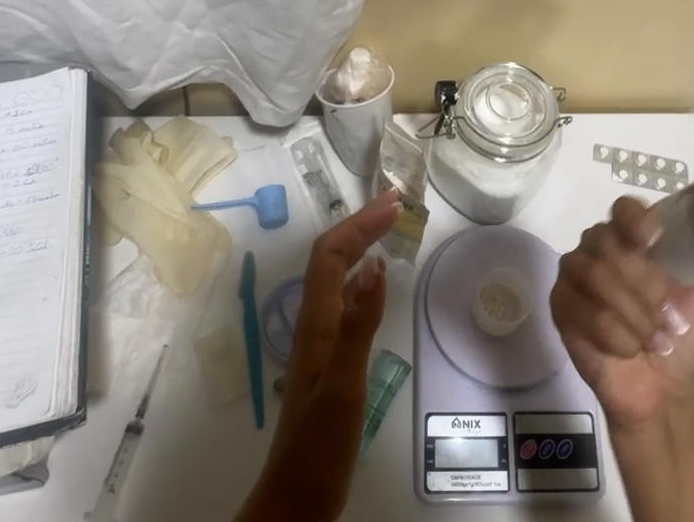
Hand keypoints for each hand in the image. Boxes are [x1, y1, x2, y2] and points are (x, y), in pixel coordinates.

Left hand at [236, 188, 399, 521]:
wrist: (298, 497)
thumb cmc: (320, 445)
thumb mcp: (342, 386)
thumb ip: (358, 327)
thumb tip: (374, 267)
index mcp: (317, 322)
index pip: (332, 254)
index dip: (359, 223)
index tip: (393, 202)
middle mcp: (316, 321)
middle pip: (332, 257)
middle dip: (361, 223)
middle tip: (396, 203)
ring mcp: (321, 339)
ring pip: (337, 274)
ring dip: (360, 242)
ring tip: (388, 226)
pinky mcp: (330, 357)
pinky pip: (345, 297)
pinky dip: (363, 274)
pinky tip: (374, 280)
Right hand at [550, 195, 693, 428]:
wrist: (665, 390)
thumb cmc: (685, 336)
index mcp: (633, 238)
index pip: (624, 208)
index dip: (635, 220)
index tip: (653, 240)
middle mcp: (599, 248)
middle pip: (609, 242)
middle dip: (645, 284)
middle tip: (669, 318)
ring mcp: (575, 274)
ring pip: (596, 275)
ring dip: (634, 315)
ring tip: (653, 340)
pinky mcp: (560, 305)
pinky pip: (584, 311)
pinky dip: (615, 335)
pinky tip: (627, 349)